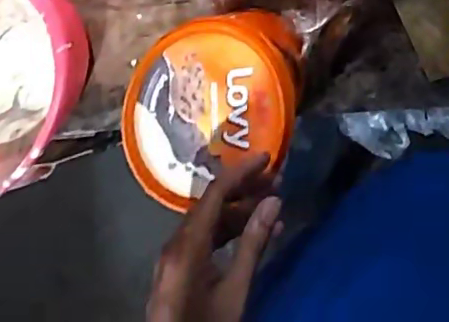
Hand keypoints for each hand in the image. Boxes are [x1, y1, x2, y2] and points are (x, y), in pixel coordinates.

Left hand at [146, 154, 281, 321]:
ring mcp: (172, 262)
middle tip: (276, 181)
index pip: (215, 194)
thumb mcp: (235, 290)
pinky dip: (228, 231)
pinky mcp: (176, 275)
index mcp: (185, 247)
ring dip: (239, 211)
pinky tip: (252, 234)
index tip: (268, 157)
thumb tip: (274, 200)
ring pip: (209, 222)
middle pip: (211, 205)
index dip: (242, 171)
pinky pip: (203, 240)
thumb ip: (253, 243)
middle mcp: (174, 247)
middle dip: (245, 190)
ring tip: (271, 206)